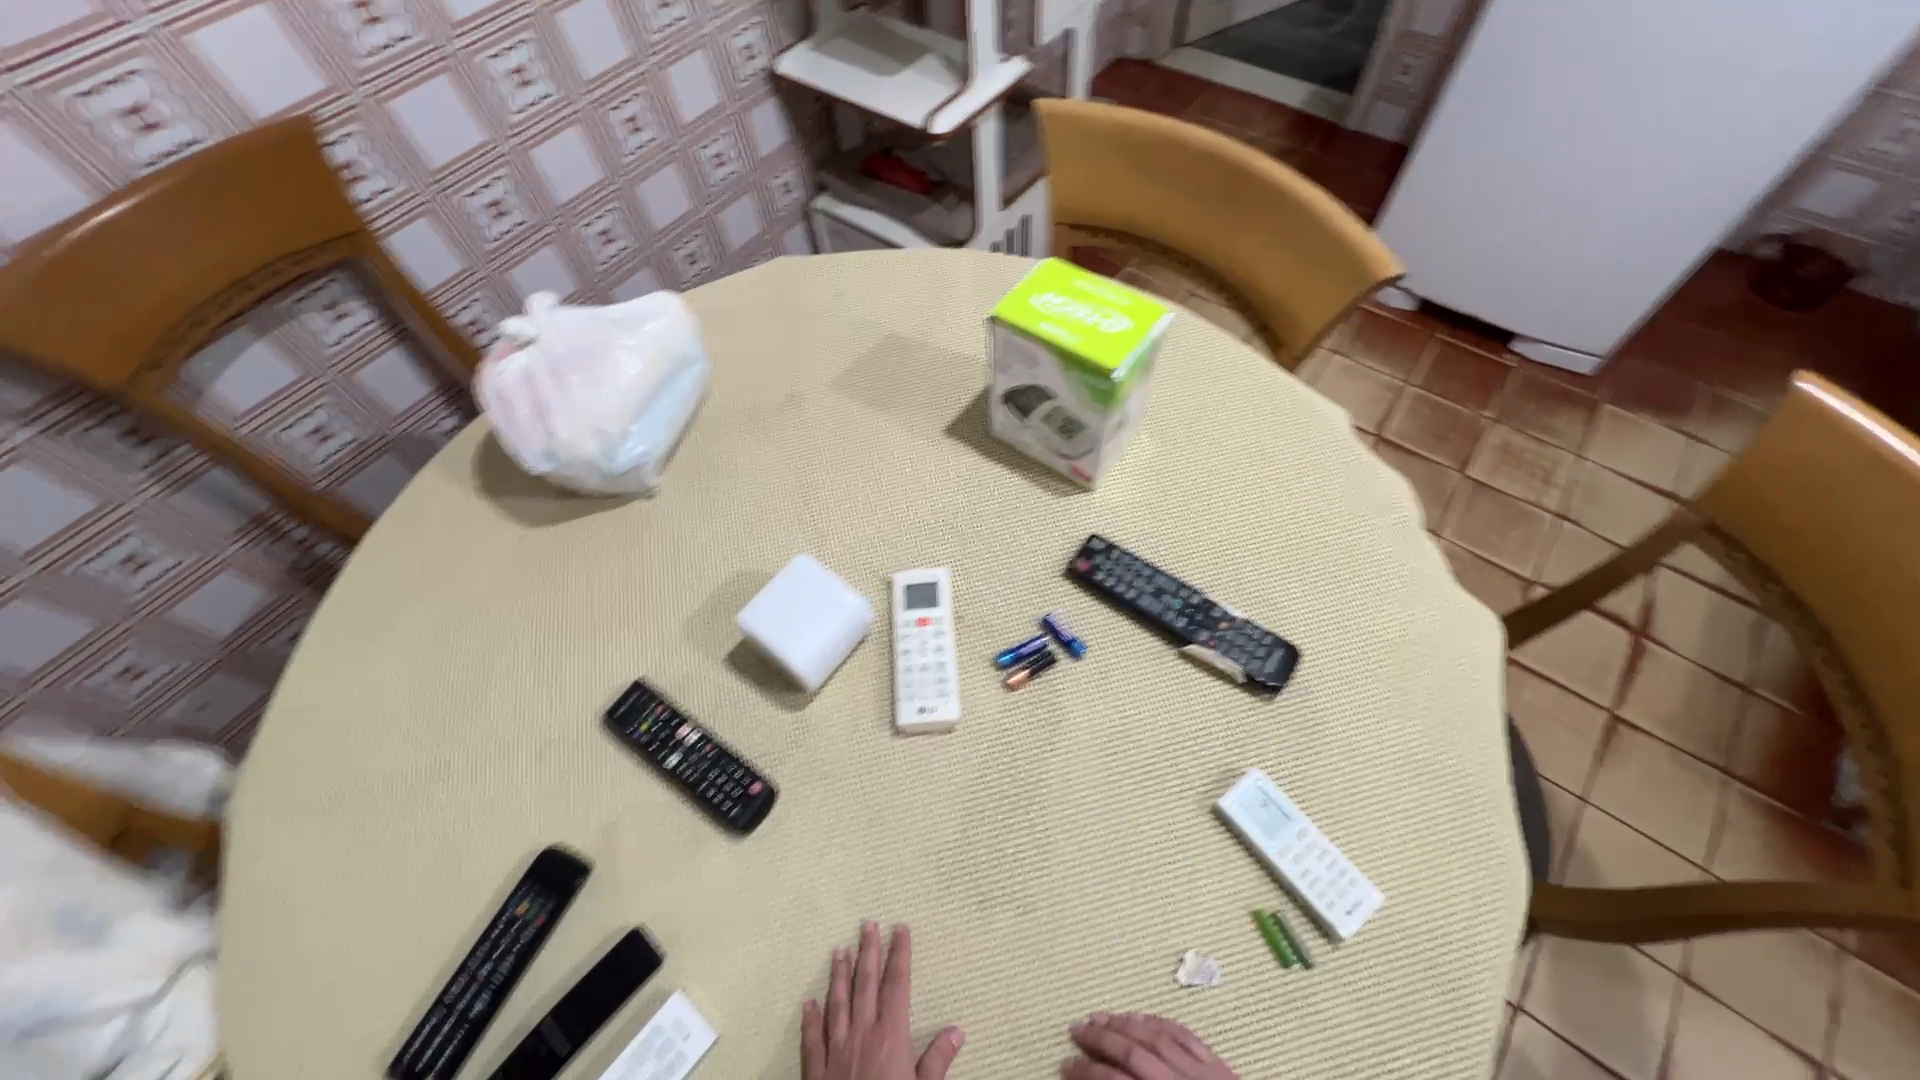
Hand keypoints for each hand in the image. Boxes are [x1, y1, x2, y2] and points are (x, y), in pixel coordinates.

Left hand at [802, 921, 964, 1079]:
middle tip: (867, 923)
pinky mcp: (816, 1072)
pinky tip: (808, 1003)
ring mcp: (836, 1051)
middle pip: (865, 985)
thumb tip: (956, 1031)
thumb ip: (937, 1061)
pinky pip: (812, 1039)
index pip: (897, 985)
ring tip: (838, 950)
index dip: (900, 955)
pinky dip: (811, 1019)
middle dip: (868, 952)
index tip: (901, 928)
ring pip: (837, 1003)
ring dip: (838, 975)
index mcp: (891, 1036)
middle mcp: (861, 1035)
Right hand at [1060, 1013, 1237, 1079]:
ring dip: (1124, 1023)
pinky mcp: (1221, 1067)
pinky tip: (1140, 1017)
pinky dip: (1159, 1023)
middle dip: (1100, 1040)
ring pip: (1157, 1038)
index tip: (1064, 1065)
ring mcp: (1204, 1073)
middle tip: (1075, 1030)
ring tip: (1099, 1016)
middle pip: (1134, 1054)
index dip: (1088, 1073)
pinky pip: (1185, 1035)